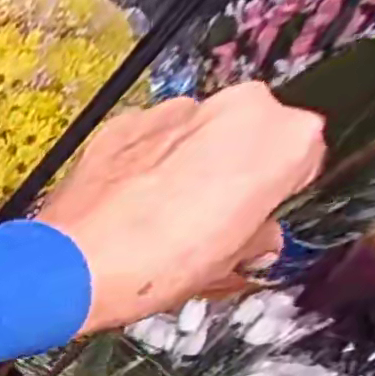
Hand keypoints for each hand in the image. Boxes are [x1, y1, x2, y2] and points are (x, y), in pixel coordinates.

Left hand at [37, 83, 325, 335]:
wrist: (72, 266)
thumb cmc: (153, 268)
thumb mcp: (225, 265)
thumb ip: (253, 238)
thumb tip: (256, 238)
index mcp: (284, 139)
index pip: (301, 160)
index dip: (274, 196)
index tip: (254, 221)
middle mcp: (235, 107)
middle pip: (247, 139)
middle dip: (231, 174)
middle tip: (205, 224)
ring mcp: (174, 110)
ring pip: (197, 136)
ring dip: (186, 167)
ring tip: (157, 221)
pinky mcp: (124, 122)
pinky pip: (148, 140)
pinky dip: (143, 165)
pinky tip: (126, 206)